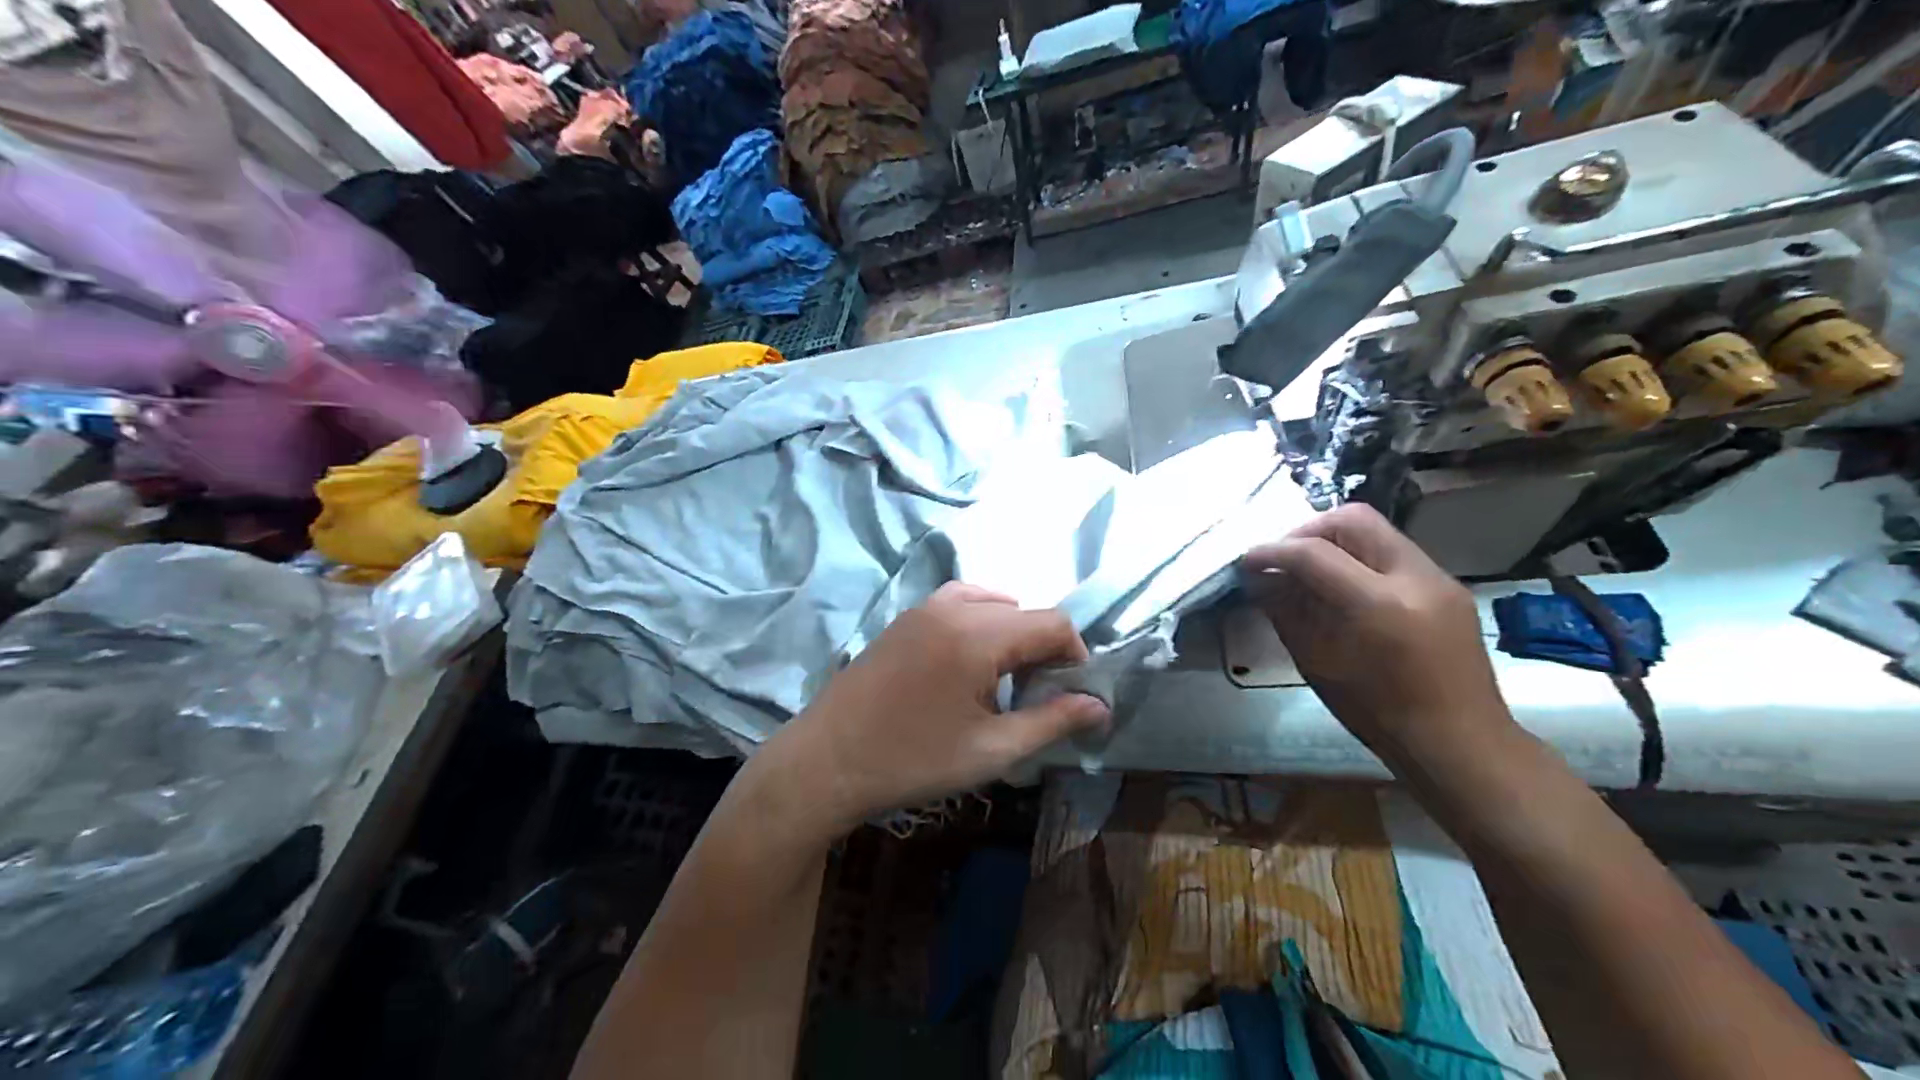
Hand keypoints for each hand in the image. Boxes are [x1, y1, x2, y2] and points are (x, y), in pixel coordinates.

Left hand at [755, 583, 1110, 835]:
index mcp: (978, 634)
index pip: (1052, 622)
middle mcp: (952, 607)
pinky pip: (956, 604)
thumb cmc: (913, 761)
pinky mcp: (902, 620)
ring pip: (990, 604)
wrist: (826, 762)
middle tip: (1036, 696)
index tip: (1070, 695)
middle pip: (1022, 611)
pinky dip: (978, 623)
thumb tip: (1099, 705)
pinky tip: (967, 664)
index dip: (1074, 655)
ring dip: (1009, 634)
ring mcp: (922, 609)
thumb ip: (1051, 721)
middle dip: (1042, 647)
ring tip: (1002, 681)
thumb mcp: (992, 750)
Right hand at [1241, 504, 1514, 765]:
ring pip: (1376, 531)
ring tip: (1311, 573)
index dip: (1272, 551)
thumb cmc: (1380, 714)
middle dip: (1308, 531)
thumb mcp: (1318, 663)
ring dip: (1335, 543)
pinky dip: (1359, 559)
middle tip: (1284, 559)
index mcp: (1379, 604)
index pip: (1314, 552)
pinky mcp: (1447, 587)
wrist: (1461, 743)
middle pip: (1352, 519)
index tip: (1248, 561)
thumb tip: (1260, 578)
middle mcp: (1414, 578)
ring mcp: (1438, 579)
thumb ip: (1286, 611)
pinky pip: (1393, 554)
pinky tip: (1344, 591)